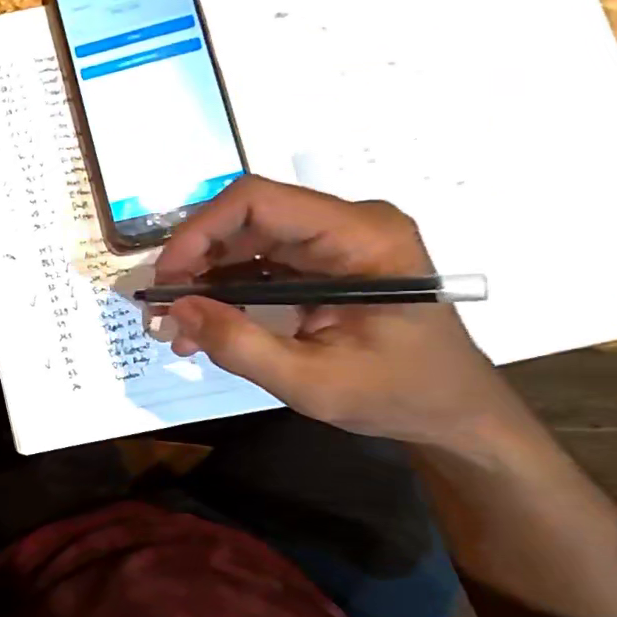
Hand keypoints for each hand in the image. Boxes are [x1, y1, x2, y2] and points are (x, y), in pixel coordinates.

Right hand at [153, 175, 526, 447]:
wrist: (455, 415)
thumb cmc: (400, 396)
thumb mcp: (314, 383)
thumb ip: (241, 345)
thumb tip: (175, 309)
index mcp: (362, 237)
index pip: (260, 201)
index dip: (201, 231)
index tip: (168, 278)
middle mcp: (347, 224)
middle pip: (246, 218)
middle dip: (194, 260)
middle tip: (161, 306)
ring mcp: (334, 242)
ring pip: (244, 240)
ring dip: (203, 279)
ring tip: (176, 324)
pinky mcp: (322, 263)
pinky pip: (258, 262)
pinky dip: (224, 291)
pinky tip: (203, 324)